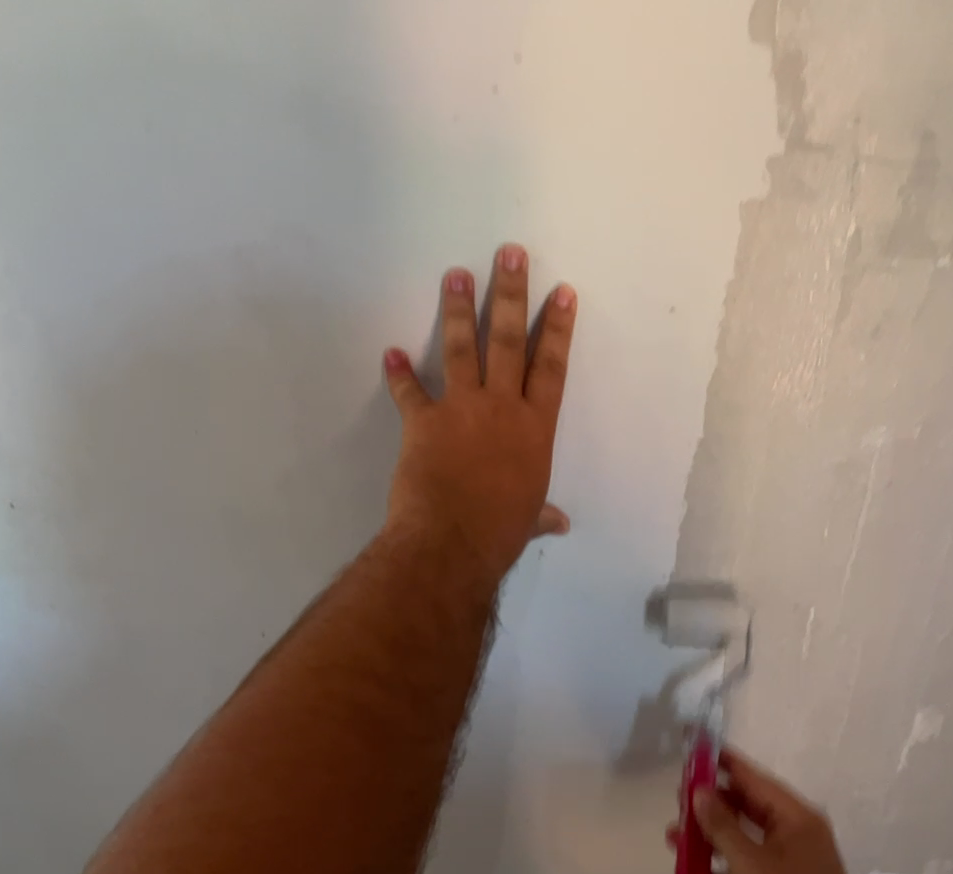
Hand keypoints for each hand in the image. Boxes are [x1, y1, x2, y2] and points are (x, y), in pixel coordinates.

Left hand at [382, 243, 576, 581]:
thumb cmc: (500, 532)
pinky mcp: (424, 421)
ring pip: (462, 348)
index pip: (552, 367)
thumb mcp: (528, 519)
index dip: (558, 328)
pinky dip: (398, 373)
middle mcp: (502, 408)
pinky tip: (390, 352)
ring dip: (459, 309)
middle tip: (509, 253)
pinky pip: (409, 391)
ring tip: (456, 273)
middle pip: (509, 340)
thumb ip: (542, 514)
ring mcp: (462, 410)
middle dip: (510, 293)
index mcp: (535, 429)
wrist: (452, 541)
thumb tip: (560, 525)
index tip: (562, 292)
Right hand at [671, 751, 877, 873]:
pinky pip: (740, 872)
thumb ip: (721, 824)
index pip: (755, 779)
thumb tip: (700, 791)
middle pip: (745, 809)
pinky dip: (716, 872)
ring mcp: (784, 867)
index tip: (695, 749)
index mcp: (797, 819)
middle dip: (710, 805)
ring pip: (739, 841)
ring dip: (708, 840)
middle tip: (676, 799)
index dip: (724, 763)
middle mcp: (793, 837)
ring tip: (672, 837)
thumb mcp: (749, 861)